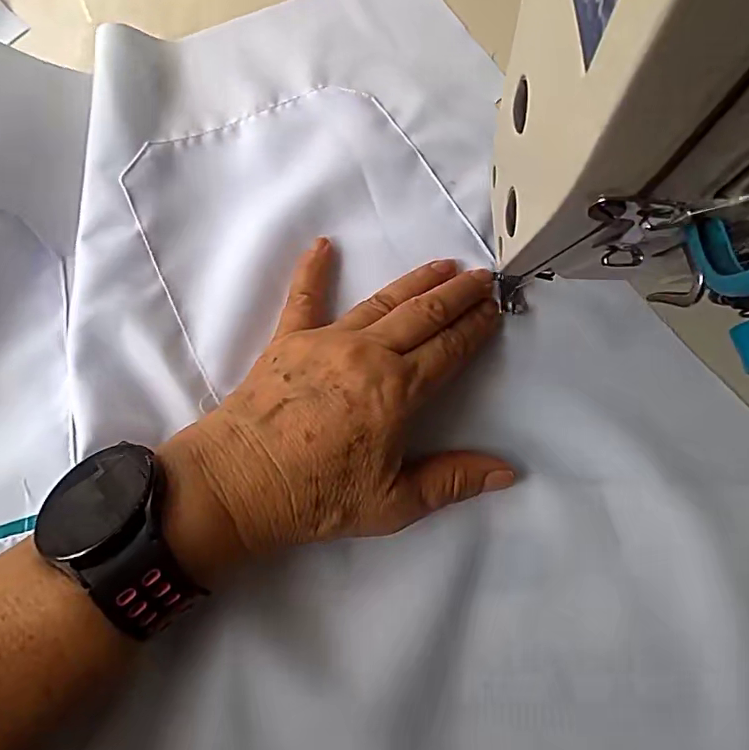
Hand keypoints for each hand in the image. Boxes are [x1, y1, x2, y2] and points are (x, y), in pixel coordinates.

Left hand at [160, 238, 514, 584]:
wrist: (241, 481)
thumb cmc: (316, 496)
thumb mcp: (393, 503)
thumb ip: (451, 481)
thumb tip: (507, 471)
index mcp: (396, 392)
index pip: (447, 350)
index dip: (474, 328)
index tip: (494, 309)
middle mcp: (365, 355)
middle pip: (422, 316)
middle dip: (456, 294)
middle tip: (481, 277)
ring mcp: (324, 342)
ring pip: (379, 302)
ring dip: (414, 281)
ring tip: (441, 265)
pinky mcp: (287, 340)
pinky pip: (302, 297)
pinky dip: (312, 270)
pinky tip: (323, 246)